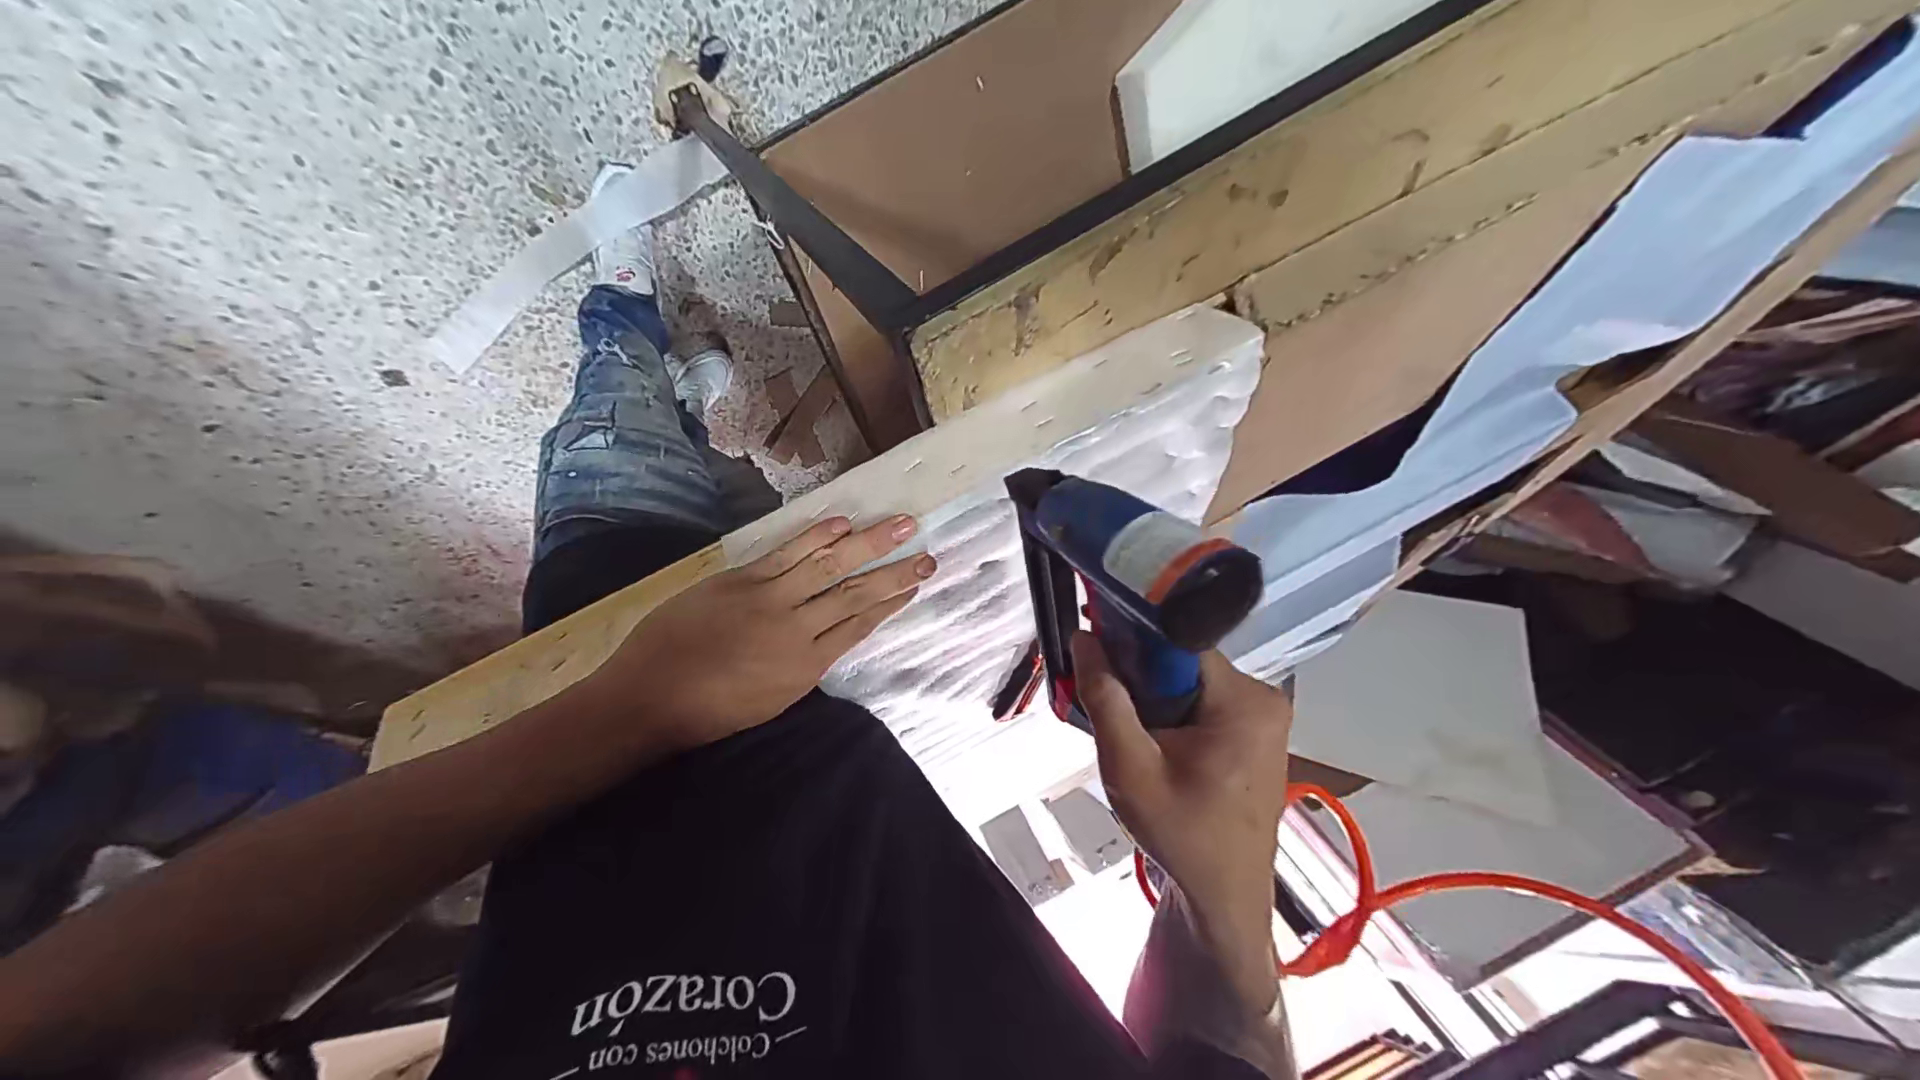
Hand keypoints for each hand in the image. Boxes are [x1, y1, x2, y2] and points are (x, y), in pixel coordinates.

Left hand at [585, 514, 933, 757]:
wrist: (649, 698)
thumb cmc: (710, 710)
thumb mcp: (773, 698)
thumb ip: (805, 664)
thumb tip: (828, 635)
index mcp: (807, 666)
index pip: (860, 625)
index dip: (891, 603)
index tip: (915, 585)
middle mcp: (798, 629)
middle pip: (856, 594)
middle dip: (895, 572)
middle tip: (928, 554)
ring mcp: (769, 600)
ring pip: (830, 566)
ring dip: (869, 544)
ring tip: (900, 524)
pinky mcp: (741, 581)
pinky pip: (787, 554)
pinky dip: (817, 537)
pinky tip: (843, 523)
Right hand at [1072, 634, 1291, 999]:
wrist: (1223, 896)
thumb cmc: (1181, 834)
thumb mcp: (1130, 767)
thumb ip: (1105, 699)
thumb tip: (1084, 638)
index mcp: (1243, 700)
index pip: (1178, 639)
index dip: (1132, 639)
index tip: (1095, 648)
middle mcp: (1262, 697)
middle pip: (1182, 658)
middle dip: (1138, 676)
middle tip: (1104, 702)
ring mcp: (1262, 715)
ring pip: (1188, 679)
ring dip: (1151, 696)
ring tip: (1127, 731)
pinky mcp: (1254, 731)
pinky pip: (1201, 700)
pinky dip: (1170, 711)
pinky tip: (1150, 741)